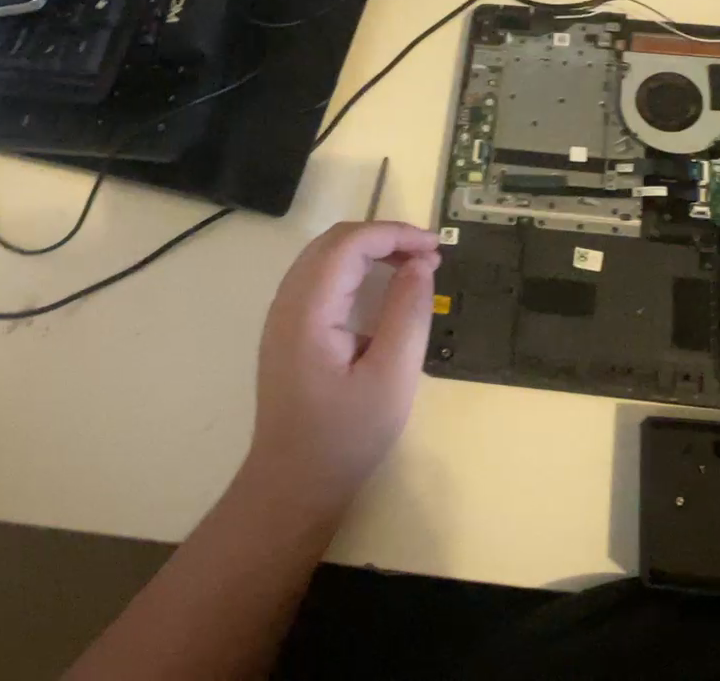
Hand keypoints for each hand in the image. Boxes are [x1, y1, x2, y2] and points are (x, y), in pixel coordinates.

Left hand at [241, 221, 440, 512]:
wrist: (292, 486)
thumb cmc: (345, 437)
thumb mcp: (391, 378)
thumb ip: (408, 314)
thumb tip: (421, 265)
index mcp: (308, 311)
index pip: (349, 244)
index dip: (395, 234)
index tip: (437, 249)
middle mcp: (287, 303)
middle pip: (333, 242)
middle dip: (384, 236)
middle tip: (428, 255)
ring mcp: (282, 317)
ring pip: (324, 257)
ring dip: (369, 250)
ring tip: (413, 265)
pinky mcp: (288, 331)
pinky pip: (320, 278)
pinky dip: (355, 269)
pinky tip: (382, 287)